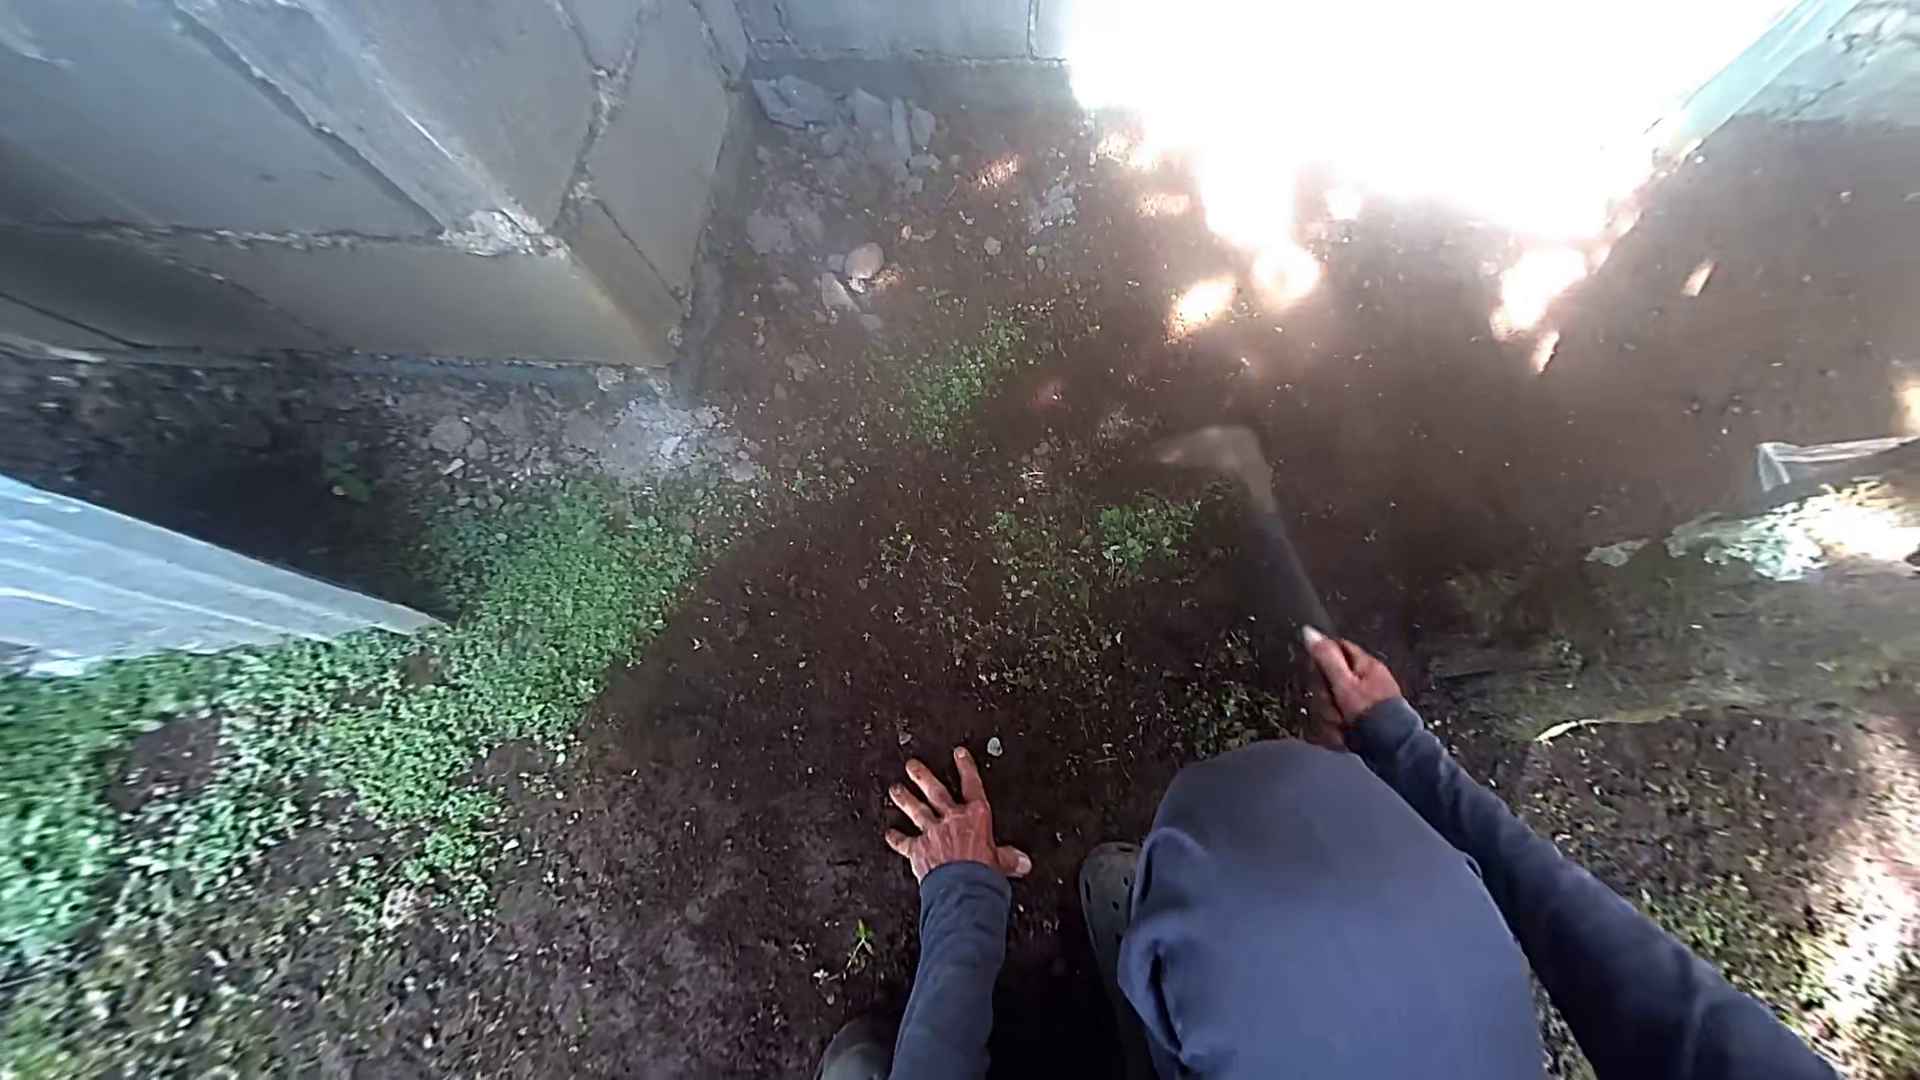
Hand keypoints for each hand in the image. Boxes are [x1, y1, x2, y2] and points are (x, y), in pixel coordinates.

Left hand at [885, 746, 1031, 881]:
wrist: (962, 891)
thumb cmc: (983, 875)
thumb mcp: (1002, 864)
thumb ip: (1009, 859)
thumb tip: (1023, 862)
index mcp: (975, 816)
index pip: (971, 785)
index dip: (966, 767)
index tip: (959, 754)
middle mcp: (951, 819)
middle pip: (935, 792)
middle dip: (923, 777)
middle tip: (912, 766)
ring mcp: (932, 832)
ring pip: (917, 810)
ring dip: (905, 800)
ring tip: (895, 789)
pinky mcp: (918, 849)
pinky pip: (905, 843)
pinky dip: (897, 839)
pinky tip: (889, 834)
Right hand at [1303, 626, 1402, 725]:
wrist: (1391, 748)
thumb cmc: (1370, 714)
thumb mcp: (1343, 682)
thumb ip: (1326, 657)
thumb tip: (1310, 632)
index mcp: (1366, 665)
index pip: (1336, 647)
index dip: (1320, 656)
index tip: (1314, 670)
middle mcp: (1368, 680)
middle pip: (1330, 676)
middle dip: (1323, 692)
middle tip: (1331, 702)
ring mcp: (1366, 700)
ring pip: (1332, 699)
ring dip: (1329, 712)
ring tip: (1339, 721)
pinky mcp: (1362, 719)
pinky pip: (1338, 716)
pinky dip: (1336, 724)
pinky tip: (1342, 730)